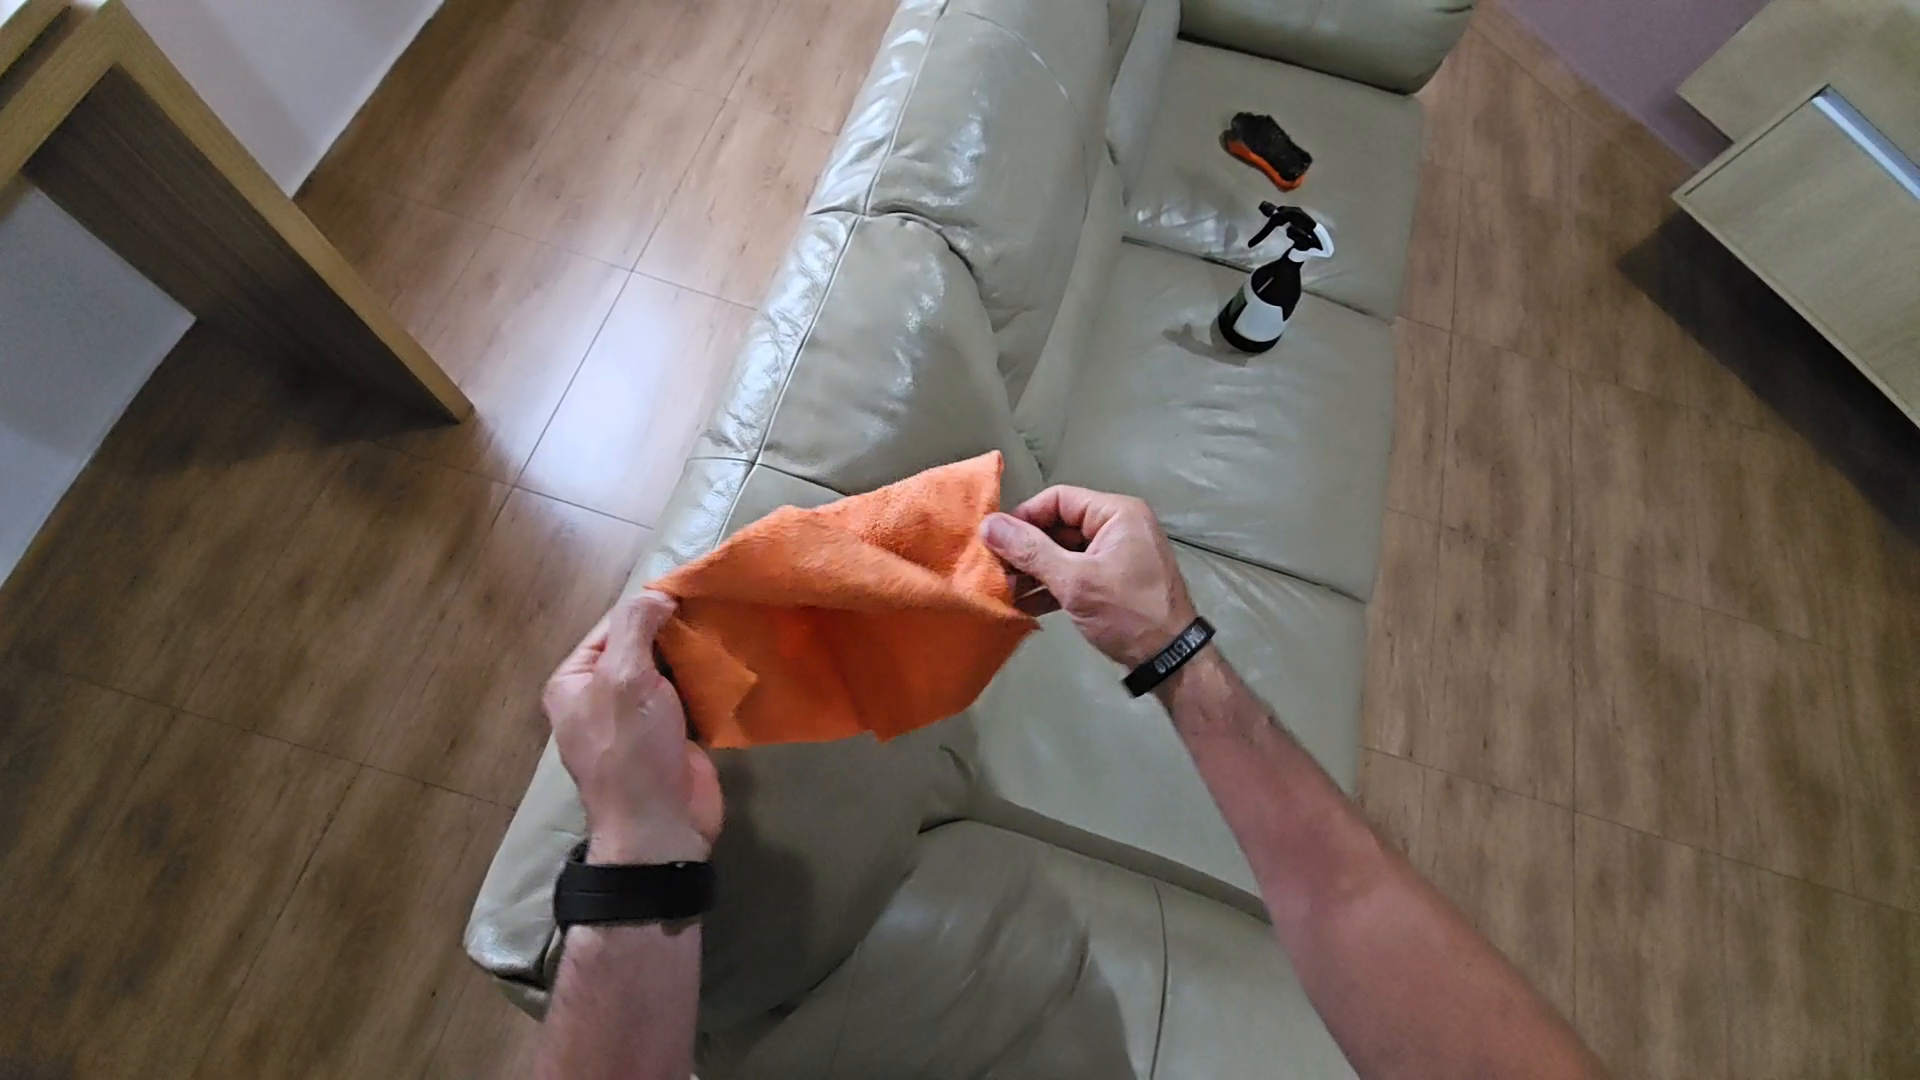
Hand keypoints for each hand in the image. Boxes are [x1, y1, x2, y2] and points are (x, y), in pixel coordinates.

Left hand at [544, 592, 723, 863]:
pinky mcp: (675, 732)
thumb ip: (636, 626)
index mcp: (576, 681)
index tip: (692, 592)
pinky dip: (711, 679)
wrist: (661, 825)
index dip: (650, 606)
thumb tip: (658, 593)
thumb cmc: (632, 749)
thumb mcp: (624, 678)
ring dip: (699, 653)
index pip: (614, 625)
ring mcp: (640, 716)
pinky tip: (736, 661)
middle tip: (717, 606)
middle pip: (645, 644)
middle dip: (678, 629)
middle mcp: (604, 695)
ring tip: (732, 627)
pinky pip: (692, 693)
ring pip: (672, 668)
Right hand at [979, 486, 1198, 667]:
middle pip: (1057, 526)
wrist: (1171, 660)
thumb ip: (1030, 551)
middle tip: (994, 569)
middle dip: (1025, 549)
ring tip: (1003, 590)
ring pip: (1062, 552)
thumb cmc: (1127, 612)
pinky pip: (1073, 573)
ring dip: (1033, 571)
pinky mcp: (1111, 580)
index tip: (994, 541)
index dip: (1023, 517)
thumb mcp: (1075, 581)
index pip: (1058, 499)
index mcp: (1116, 513)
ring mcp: (1115, 554)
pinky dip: (1050, 586)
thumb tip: (988, 525)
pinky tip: (1022, 604)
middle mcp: (1117, 526)